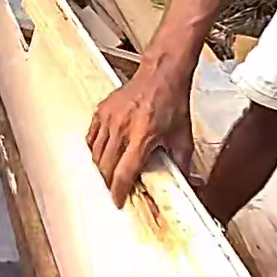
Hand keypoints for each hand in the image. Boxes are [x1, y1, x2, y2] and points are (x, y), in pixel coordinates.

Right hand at [86, 67, 192, 205]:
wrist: (161, 75)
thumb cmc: (172, 103)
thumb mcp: (183, 136)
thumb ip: (182, 163)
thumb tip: (186, 184)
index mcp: (143, 136)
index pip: (124, 173)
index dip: (119, 192)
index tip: (118, 201)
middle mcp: (122, 128)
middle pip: (106, 167)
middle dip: (108, 183)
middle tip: (114, 190)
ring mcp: (109, 119)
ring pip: (96, 154)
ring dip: (100, 169)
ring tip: (107, 175)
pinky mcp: (101, 112)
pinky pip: (91, 138)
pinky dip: (94, 151)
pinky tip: (100, 156)